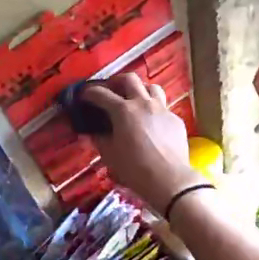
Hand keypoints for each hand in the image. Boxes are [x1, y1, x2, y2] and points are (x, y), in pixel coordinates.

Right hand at [81, 73, 202, 213]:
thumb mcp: (110, 155)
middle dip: (116, 81)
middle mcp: (143, 104)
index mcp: (123, 111)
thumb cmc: (134, 168)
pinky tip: (150, 123)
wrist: (169, 180)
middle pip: (130, 79)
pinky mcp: (175, 120)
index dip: (89, 93)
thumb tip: (93, 133)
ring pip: (151, 87)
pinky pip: (162, 107)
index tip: (83, 95)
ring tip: (134, 100)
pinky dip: (153, 109)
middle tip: (110, 90)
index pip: (101, 94)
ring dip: (139, 90)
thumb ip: (100, 140)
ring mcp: (162, 110)